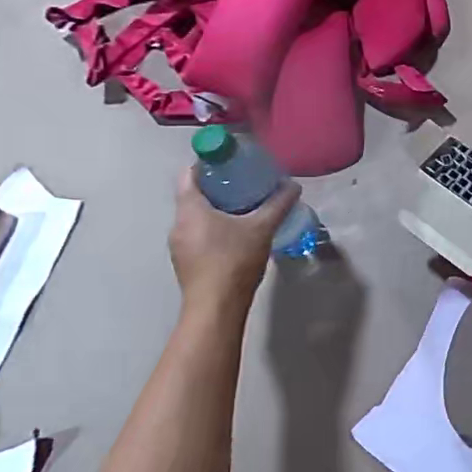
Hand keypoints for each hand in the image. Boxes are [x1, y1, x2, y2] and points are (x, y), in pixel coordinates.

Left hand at [169, 166, 299, 310]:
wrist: (216, 308)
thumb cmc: (234, 261)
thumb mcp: (261, 229)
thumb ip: (277, 205)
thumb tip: (293, 186)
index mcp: (190, 208)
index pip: (189, 174)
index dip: (207, 163)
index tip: (230, 163)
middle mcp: (178, 224)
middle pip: (192, 195)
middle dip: (217, 187)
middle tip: (243, 184)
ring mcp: (178, 245)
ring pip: (194, 218)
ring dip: (214, 210)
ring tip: (242, 210)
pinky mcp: (184, 263)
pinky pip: (196, 235)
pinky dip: (212, 229)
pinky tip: (234, 237)